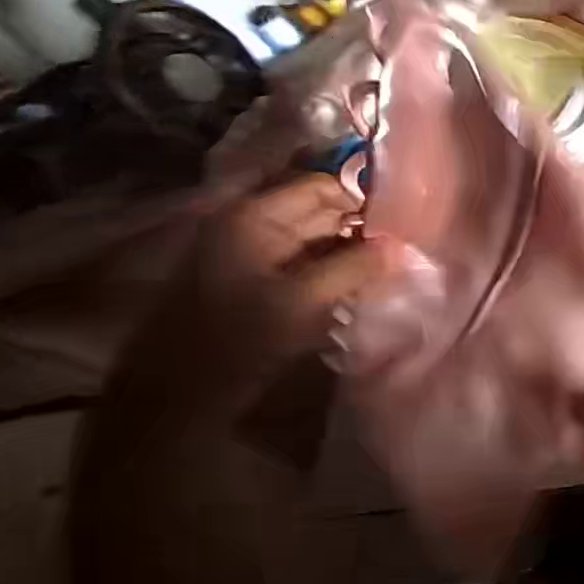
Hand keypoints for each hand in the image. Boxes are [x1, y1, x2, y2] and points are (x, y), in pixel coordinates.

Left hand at [119, 173, 399, 414]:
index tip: (400, 226)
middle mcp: (255, 225)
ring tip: (390, 268)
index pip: (323, 186)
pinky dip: (340, 270)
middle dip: (363, 228)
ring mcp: (258, 254)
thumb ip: (357, 266)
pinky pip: (314, 263)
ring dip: (355, 252)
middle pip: (324, 211)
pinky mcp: (264, 282)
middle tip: (403, 248)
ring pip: (322, 239)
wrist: (179, 397)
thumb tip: (401, 245)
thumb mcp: (304, 300)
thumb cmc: (238, 338)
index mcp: (255, 216)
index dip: (362, 201)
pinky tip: (365, 286)